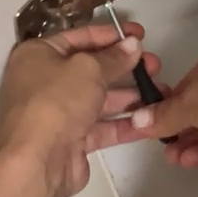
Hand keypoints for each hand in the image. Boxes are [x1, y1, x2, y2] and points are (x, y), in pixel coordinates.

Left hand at [0, 23, 161, 196]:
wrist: (38, 163)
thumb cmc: (57, 101)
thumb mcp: (89, 68)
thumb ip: (115, 57)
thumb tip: (134, 44)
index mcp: (39, 55)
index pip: (80, 37)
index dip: (111, 34)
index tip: (140, 34)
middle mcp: (45, 81)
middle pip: (92, 68)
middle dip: (125, 66)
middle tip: (154, 65)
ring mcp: (58, 113)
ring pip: (99, 98)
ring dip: (129, 95)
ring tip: (160, 91)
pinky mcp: (71, 140)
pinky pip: (102, 126)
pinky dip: (124, 123)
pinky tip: (150, 119)